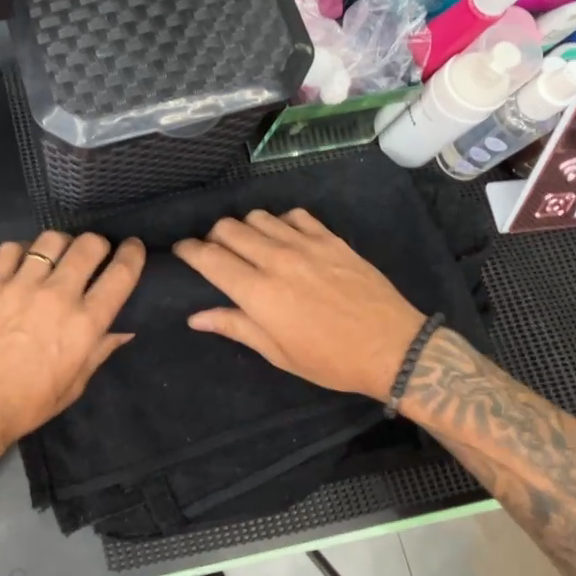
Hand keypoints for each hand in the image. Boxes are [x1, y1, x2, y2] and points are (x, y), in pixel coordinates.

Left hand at [0, 231, 144, 455]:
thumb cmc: (30, 402)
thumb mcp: (75, 384)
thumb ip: (100, 350)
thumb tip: (124, 330)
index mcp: (85, 324)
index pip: (121, 274)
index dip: (133, 254)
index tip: (133, 247)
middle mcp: (58, 296)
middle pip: (89, 245)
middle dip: (98, 243)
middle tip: (94, 254)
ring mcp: (22, 286)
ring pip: (51, 240)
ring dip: (62, 244)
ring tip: (58, 255)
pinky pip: (10, 249)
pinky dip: (21, 249)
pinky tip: (23, 262)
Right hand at [173, 209, 426, 403]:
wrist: (393, 348)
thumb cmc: (330, 360)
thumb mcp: (278, 353)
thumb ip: (235, 327)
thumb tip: (196, 316)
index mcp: (258, 293)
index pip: (208, 258)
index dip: (187, 251)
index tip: (181, 252)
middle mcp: (276, 260)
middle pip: (228, 228)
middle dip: (212, 237)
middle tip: (216, 252)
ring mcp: (305, 244)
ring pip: (258, 216)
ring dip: (245, 227)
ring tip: (250, 244)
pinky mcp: (331, 238)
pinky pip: (295, 214)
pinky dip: (281, 222)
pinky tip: (285, 237)